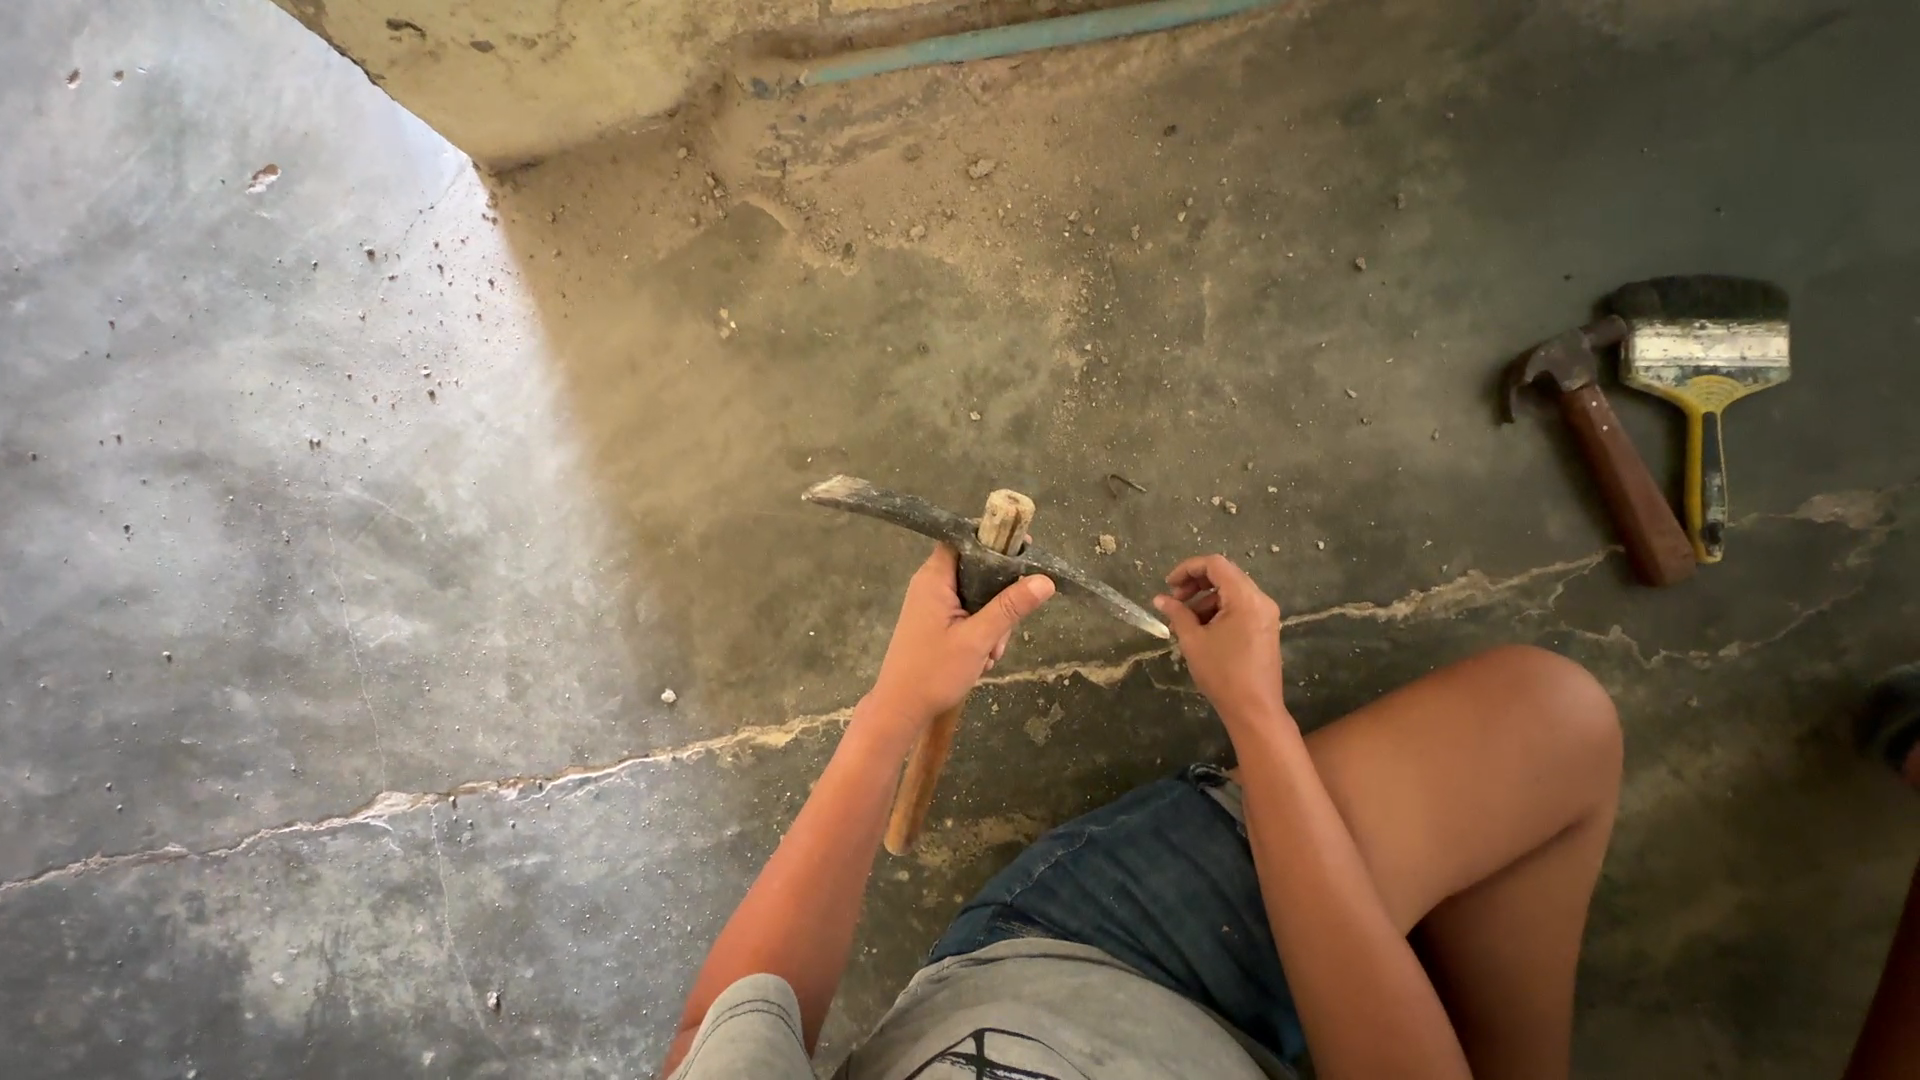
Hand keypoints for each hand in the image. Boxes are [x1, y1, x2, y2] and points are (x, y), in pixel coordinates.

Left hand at [865, 544, 1054, 732]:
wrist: (901, 710)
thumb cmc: (934, 671)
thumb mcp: (978, 638)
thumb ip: (1010, 607)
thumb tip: (1045, 579)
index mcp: (934, 578)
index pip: (965, 539)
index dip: (994, 542)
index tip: (1023, 554)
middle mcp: (930, 585)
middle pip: (977, 571)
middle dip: (999, 598)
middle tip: (1004, 629)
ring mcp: (932, 605)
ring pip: (977, 597)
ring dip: (992, 623)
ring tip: (991, 652)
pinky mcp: (935, 623)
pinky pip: (968, 615)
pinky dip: (980, 633)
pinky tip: (983, 658)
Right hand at [1153, 554, 1287, 726]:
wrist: (1254, 709)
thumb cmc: (1222, 673)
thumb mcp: (1193, 640)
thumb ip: (1177, 613)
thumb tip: (1160, 598)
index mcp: (1245, 598)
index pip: (1215, 565)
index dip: (1188, 569)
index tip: (1168, 585)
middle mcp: (1260, 600)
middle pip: (1225, 576)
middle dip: (1195, 585)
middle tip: (1174, 602)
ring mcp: (1266, 615)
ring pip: (1231, 593)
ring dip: (1204, 600)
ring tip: (1184, 622)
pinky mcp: (1265, 628)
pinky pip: (1239, 608)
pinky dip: (1218, 611)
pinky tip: (1201, 630)